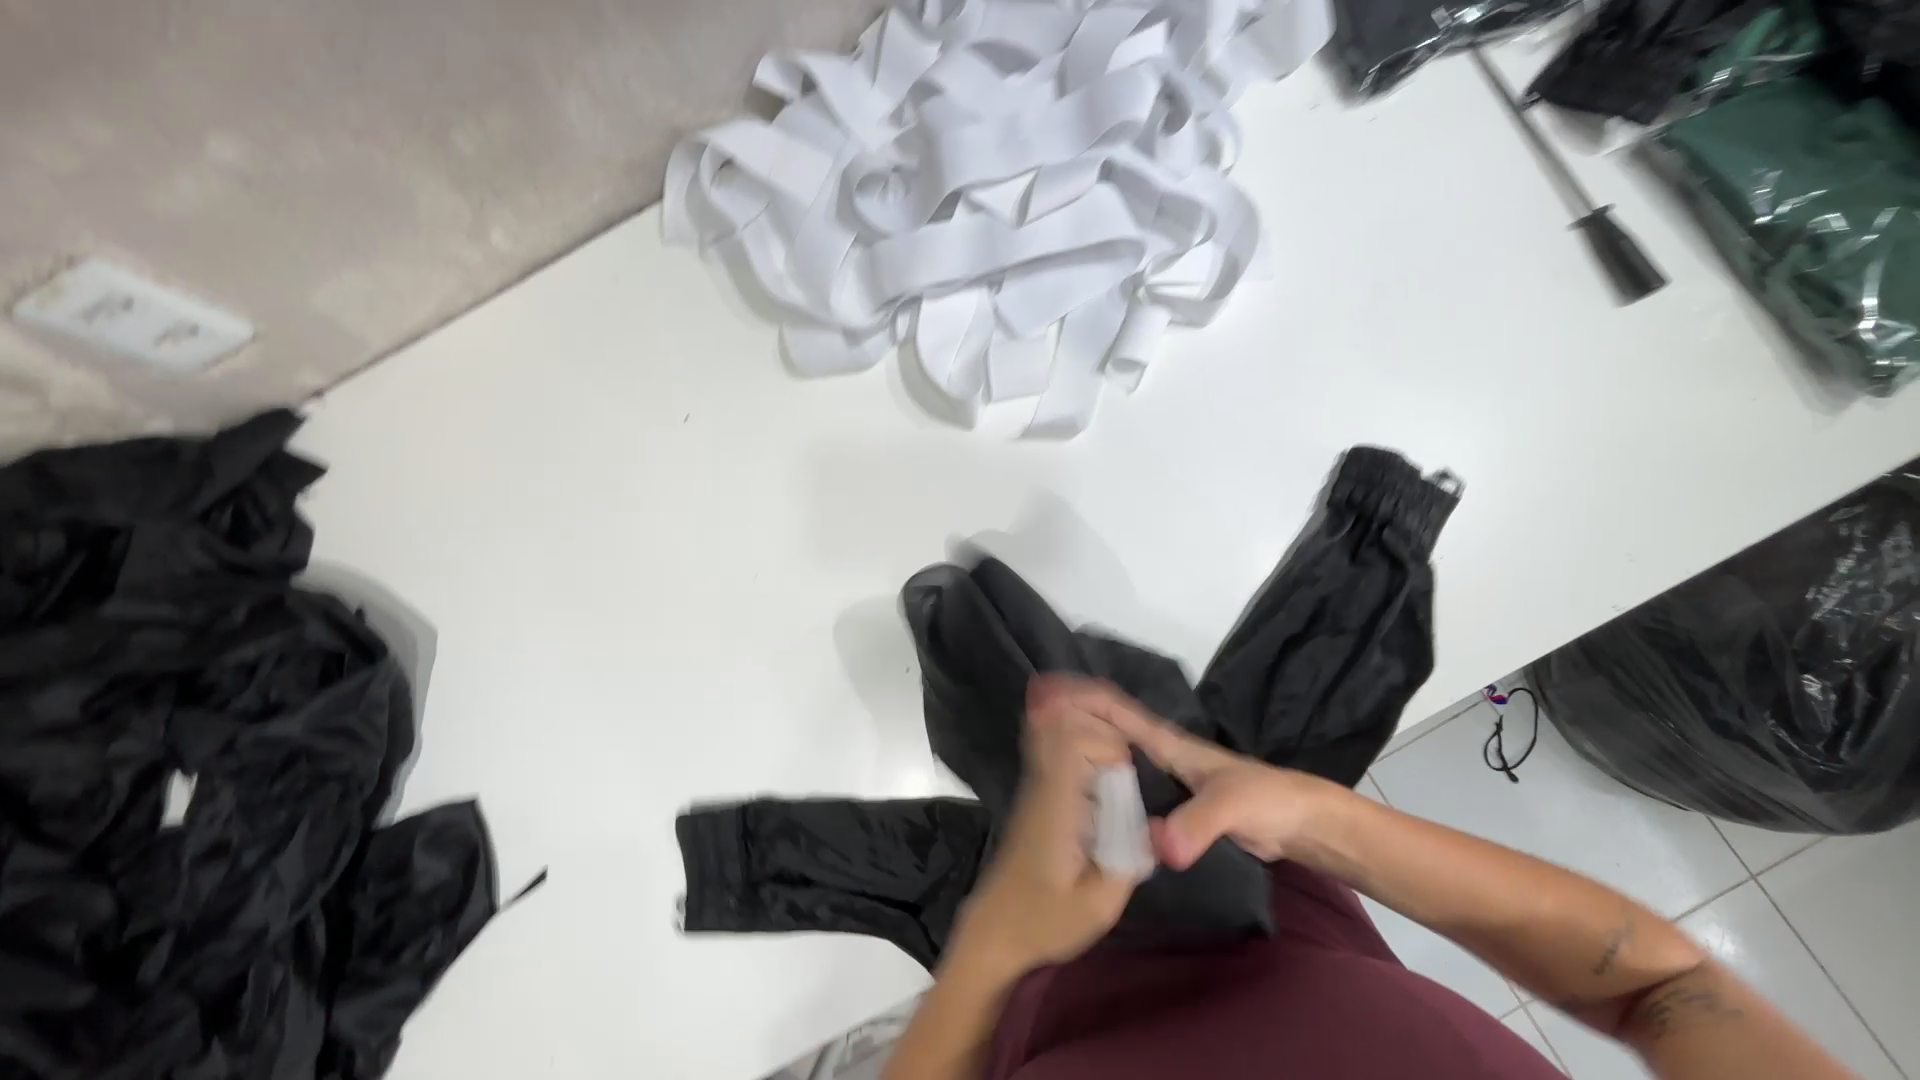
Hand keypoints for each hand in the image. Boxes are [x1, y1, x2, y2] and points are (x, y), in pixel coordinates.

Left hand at [949, 677, 1139, 974]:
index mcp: (1057, 804)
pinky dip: (1080, 741)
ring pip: (1056, 728)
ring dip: (1092, 729)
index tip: (1128, 773)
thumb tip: (1156, 823)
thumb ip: (1129, 858)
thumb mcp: (1099, 905)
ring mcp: (1035, 786)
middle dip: (1103, 726)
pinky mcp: (1037, 795)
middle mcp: (1043, 784)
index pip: (1073, 738)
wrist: (994, 930)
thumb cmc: (1044, 921)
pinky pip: (1056, 748)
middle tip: (1130, 757)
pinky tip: (1105, 763)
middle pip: (1063, 720)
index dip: (1107, 742)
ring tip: (1122, 753)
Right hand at [1045, 677, 1344, 869]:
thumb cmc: (1268, 800)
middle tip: (1026, 727)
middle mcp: (1158, 755)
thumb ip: (1198, 824)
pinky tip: (1080, 806)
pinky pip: (1122, 790)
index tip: (1041, 692)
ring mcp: (1162, 780)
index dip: (1079, 695)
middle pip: (1104, 730)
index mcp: (1167, 744)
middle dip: (1066, 719)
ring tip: (1039, 761)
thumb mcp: (1234, 807)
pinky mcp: (1167, 806)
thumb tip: (1160, 848)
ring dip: (1078, 752)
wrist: (1300, 823)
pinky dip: (1098, 788)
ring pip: (1111, 760)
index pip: (1115, 711)